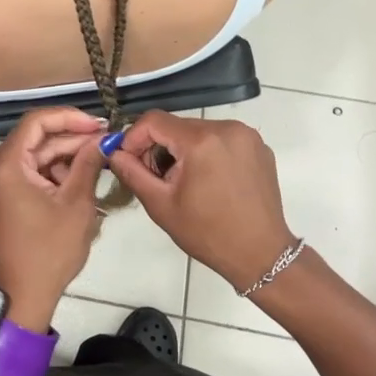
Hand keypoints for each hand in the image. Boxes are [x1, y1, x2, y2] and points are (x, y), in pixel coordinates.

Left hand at [0, 108, 106, 329]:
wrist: (25, 294)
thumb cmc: (50, 251)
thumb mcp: (76, 204)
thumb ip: (87, 163)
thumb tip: (102, 138)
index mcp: (6, 166)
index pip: (36, 122)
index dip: (69, 117)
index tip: (97, 124)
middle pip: (35, 138)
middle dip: (71, 138)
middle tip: (104, 141)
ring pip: (34, 155)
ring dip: (65, 155)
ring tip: (98, 160)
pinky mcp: (3, 196)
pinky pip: (30, 171)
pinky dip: (53, 171)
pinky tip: (81, 177)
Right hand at [108, 111, 301, 288]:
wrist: (261, 255)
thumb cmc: (207, 233)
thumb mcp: (161, 205)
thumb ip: (132, 172)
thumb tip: (113, 152)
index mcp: (201, 141)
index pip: (154, 120)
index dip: (134, 137)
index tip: (128, 160)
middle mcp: (227, 128)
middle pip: (177, 125)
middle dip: (159, 146)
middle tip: (154, 176)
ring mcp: (247, 136)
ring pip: (198, 131)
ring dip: (182, 149)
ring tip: (181, 181)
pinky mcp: (259, 147)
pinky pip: (221, 139)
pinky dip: (207, 152)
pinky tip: (208, 181)